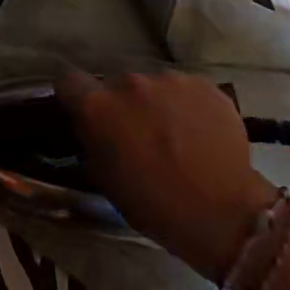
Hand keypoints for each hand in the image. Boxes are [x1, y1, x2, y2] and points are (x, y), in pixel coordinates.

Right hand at [56, 70, 277, 279]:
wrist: (220, 209)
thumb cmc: (153, 204)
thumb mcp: (106, 180)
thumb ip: (94, 143)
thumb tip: (92, 129)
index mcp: (100, 107)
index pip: (70, 82)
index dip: (75, 98)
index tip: (84, 114)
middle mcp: (132, 83)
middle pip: (118, 86)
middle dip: (123, 106)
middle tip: (137, 135)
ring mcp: (173, 80)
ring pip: (155, 87)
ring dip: (157, 104)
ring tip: (175, 136)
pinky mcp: (206, 85)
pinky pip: (187, 91)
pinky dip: (187, 107)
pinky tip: (199, 134)